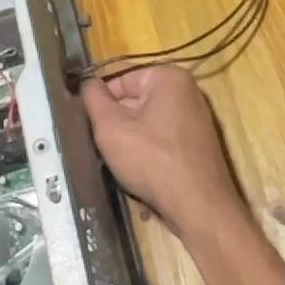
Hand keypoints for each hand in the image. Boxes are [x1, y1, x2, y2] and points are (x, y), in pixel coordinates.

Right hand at [81, 66, 243, 238]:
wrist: (198, 206)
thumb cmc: (152, 160)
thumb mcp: (110, 127)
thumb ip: (93, 99)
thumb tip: (88, 83)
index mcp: (169, 77)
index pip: (120, 80)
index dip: (99, 102)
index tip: (87, 124)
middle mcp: (188, 92)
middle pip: (135, 101)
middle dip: (116, 121)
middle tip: (101, 144)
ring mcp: (196, 119)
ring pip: (147, 122)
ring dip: (129, 138)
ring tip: (118, 158)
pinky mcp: (198, 144)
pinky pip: (162, 138)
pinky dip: (148, 150)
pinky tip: (139, 169)